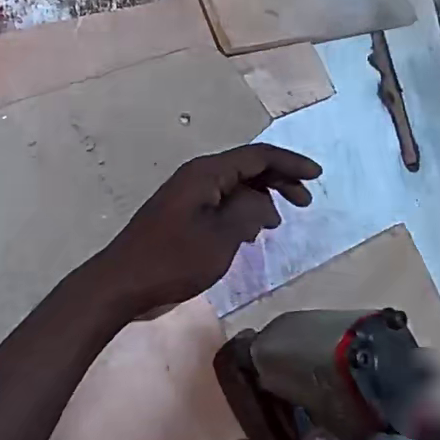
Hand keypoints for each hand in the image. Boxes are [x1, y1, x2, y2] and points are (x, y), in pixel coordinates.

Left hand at [89, 143, 320, 314]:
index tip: (316, 176)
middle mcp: (196, 178)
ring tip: (279, 221)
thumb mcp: (221, 236)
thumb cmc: (173, 259)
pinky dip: (242, 213)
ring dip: (260, 198)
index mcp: (205, 173)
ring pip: (233, 187)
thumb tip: (265, 202)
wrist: (122, 283)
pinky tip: (251, 233)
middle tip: (304, 202)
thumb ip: (250, 211)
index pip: (256, 156)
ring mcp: (187, 197)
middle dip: (278, 180)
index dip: (289, 163)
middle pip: (246, 168)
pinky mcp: (182, 218)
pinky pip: (220, 205)